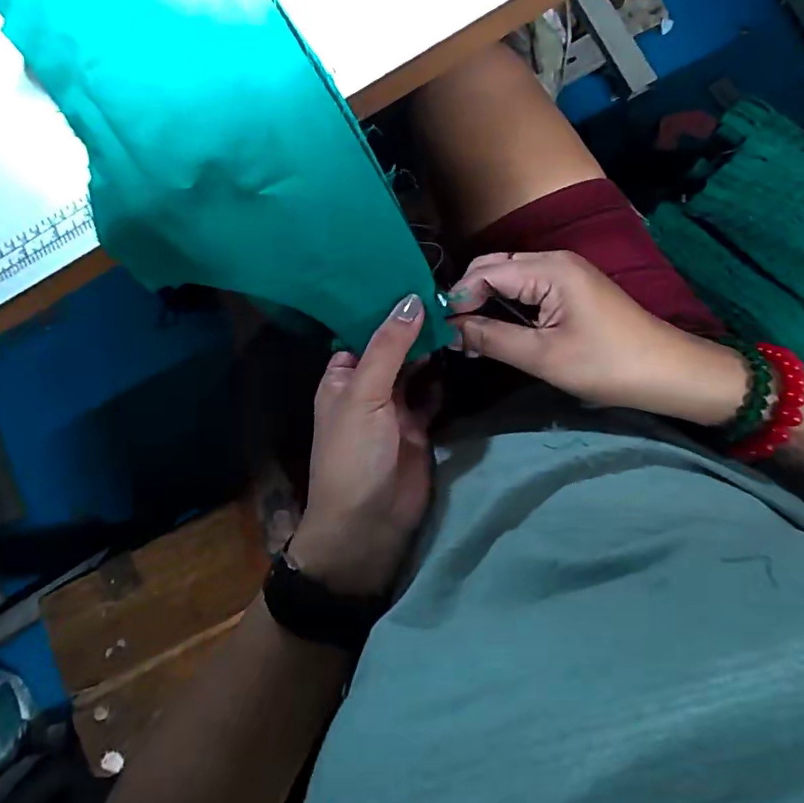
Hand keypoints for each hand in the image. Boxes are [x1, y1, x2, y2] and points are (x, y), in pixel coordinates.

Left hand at [288, 294, 436, 598]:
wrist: (369, 523)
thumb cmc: (355, 453)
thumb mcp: (364, 394)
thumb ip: (389, 347)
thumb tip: (411, 299)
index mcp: (343, 376)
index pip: (366, 332)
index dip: (388, 308)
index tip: (418, 279)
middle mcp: (368, 387)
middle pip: (395, 348)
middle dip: (416, 327)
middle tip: (450, 296)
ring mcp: (394, 408)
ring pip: (417, 369)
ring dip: (433, 350)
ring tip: (459, 318)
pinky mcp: (419, 427)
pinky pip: (433, 395)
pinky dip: (443, 380)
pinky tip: (460, 356)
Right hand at [445, 251, 747, 425]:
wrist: (668, 371)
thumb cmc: (607, 364)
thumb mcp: (544, 356)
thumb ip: (493, 338)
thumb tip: (451, 330)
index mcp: (549, 268)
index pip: (484, 272)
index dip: (458, 298)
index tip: (439, 330)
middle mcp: (555, 259)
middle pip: (495, 267)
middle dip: (469, 295)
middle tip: (450, 333)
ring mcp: (567, 271)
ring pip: (510, 276)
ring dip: (487, 300)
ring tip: (467, 334)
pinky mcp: (574, 288)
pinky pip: (529, 287)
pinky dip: (508, 304)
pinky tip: (497, 328)